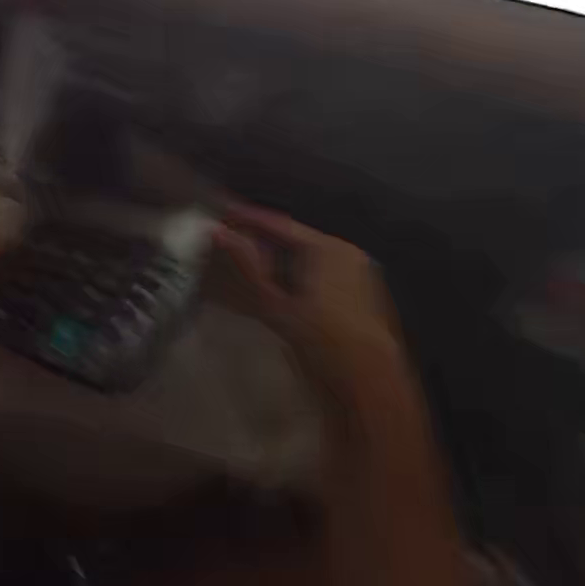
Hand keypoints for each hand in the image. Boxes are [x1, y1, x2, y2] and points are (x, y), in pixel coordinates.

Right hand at [212, 203, 399, 364]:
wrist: (367, 376)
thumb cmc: (318, 334)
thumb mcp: (272, 299)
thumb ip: (244, 261)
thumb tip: (216, 230)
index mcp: (327, 247)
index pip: (277, 222)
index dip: (245, 215)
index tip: (218, 209)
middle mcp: (344, 250)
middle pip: (290, 234)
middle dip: (257, 232)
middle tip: (225, 232)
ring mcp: (354, 267)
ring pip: (301, 248)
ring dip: (272, 248)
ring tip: (241, 251)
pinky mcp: (356, 283)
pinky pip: (314, 261)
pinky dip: (288, 261)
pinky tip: (270, 272)